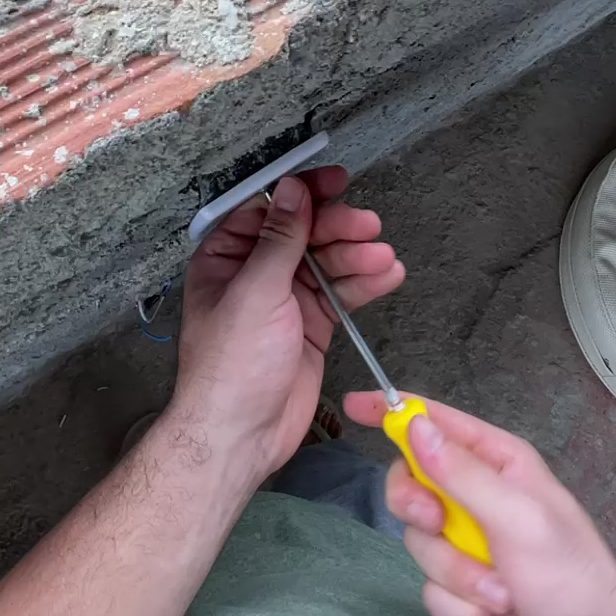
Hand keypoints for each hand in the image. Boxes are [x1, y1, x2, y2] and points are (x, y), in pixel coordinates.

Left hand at [172, 167, 404, 485]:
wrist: (243, 435)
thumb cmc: (232, 362)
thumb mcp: (254, 291)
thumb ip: (279, 239)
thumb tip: (292, 189)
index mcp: (227, 255)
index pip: (267, 209)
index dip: (302, 192)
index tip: (335, 180)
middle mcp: (257, 271)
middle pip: (304, 233)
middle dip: (337, 227)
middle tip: (368, 225)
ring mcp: (287, 297)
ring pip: (327, 261)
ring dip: (357, 256)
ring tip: (383, 256)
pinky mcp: (312, 322)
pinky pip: (341, 293)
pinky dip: (364, 283)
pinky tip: (388, 274)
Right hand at [343, 394, 615, 615]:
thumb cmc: (571, 577)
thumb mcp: (521, 518)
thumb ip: (463, 474)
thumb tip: (413, 426)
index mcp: (494, 461)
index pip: (433, 421)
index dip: (393, 410)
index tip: (354, 405)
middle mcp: (474, 494)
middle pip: (409, 482)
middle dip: (419, 509)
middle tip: (438, 523)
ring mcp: (464, 541)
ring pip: (417, 542)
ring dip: (457, 575)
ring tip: (501, 592)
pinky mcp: (458, 585)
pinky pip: (430, 588)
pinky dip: (462, 607)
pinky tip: (498, 614)